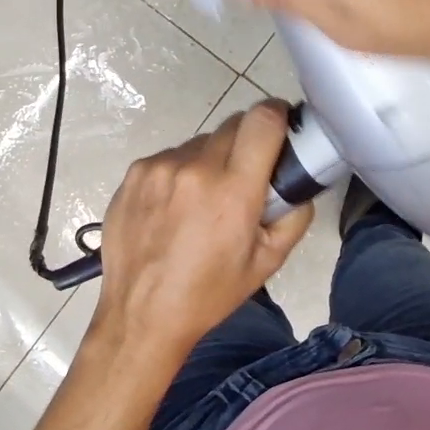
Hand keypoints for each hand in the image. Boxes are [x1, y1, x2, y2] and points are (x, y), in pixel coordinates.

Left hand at [91, 102, 313, 354]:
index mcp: (233, 190)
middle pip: (233, 125)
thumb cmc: (210, 293)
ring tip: (203, 201)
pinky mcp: (135, 171)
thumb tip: (295, 177)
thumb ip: (293, 213)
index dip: (278, 117)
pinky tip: (174, 207)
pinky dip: (180, 172)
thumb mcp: (268, 262)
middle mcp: (195, 168)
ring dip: (211, 159)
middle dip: (247, 143)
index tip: (282, 129)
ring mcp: (159, 166)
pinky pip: (170, 156)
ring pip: (201, 142)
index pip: (263, 120)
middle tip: (246, 177)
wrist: (142, 313)